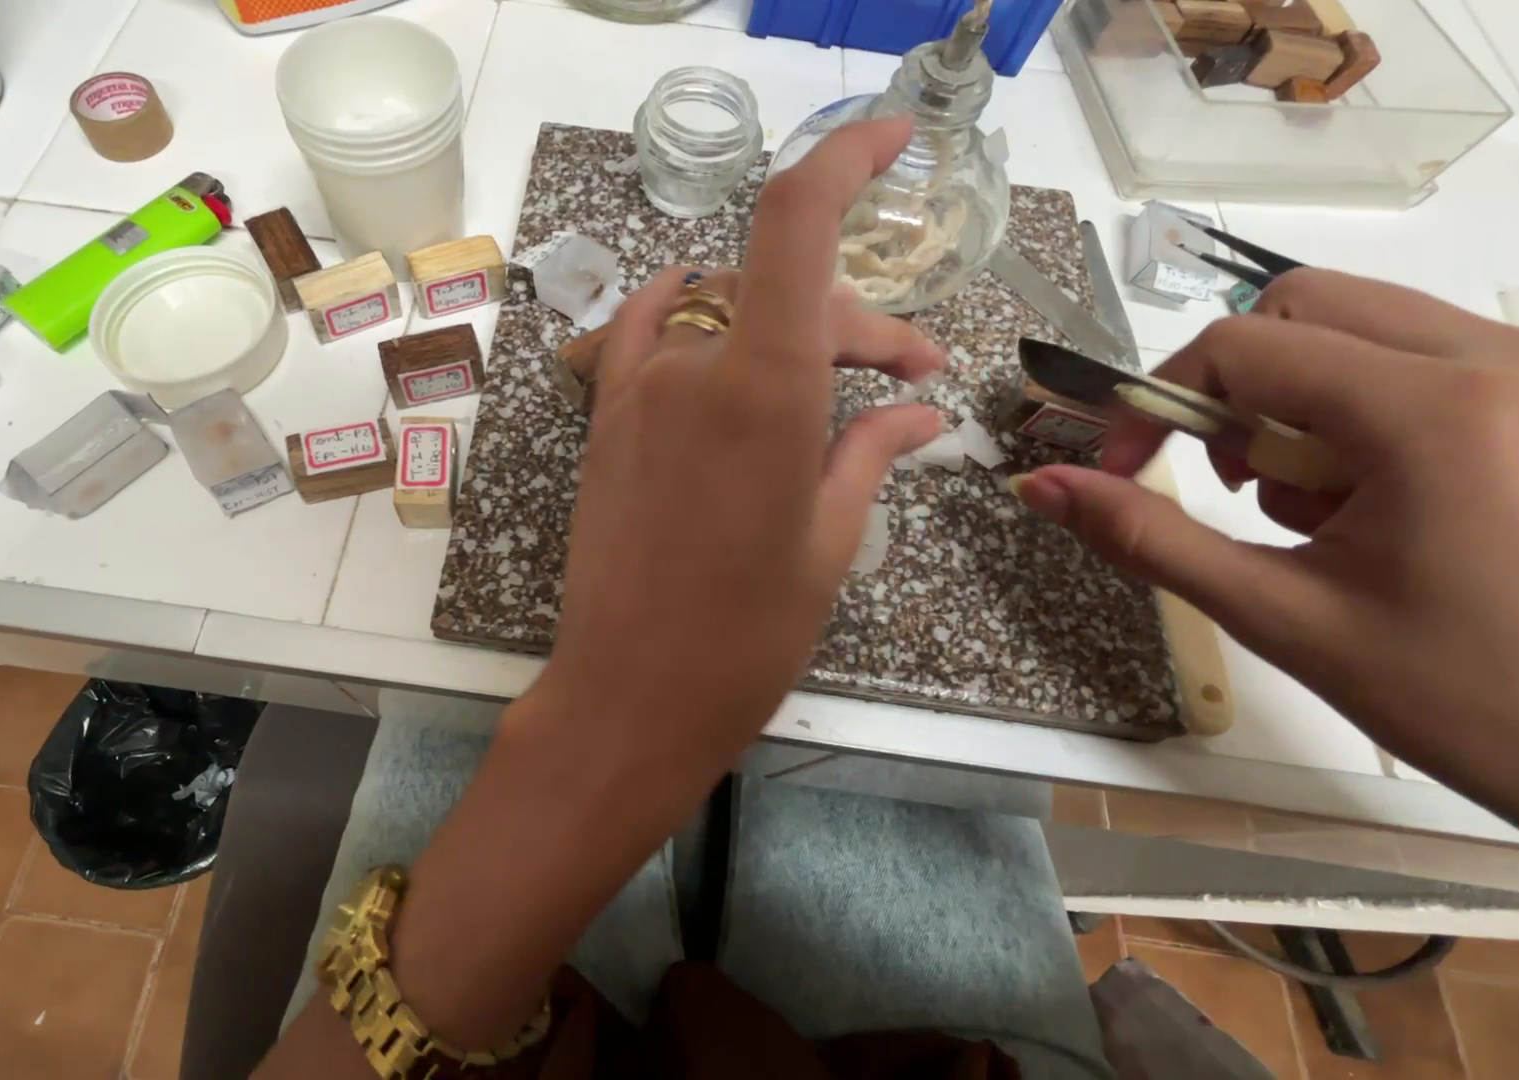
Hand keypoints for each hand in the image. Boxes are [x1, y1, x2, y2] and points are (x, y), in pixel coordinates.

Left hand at [519, 117, 945, 781]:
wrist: (627, 693)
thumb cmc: (743, 638)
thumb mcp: (828, 542)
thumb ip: (869, 452)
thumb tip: (916, 409)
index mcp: (761, 392)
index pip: (795, 223)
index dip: (846, 158)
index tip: (898, 141)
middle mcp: (687, 368)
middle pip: (779, 284)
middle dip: (853, 321)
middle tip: (905, 379)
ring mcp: (632, 389)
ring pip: (718, 306)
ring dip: (779, 324)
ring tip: (820, 378)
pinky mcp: (602, 419)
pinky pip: (646, 330)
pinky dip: (694, 320)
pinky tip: (726, 350)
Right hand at [1012, 268, 1518, 827]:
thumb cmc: (1474, 698)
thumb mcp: (1281, 615)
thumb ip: (1144, 537)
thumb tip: (1035, 485)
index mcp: (1441, 413)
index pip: (1240, 346)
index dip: (1154, 402)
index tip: (1126, 470)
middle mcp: (1513, 362)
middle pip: (1304, 310)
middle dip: (1233, 390)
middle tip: (1232, 480)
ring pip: (1365, 332)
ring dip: (1298, 407)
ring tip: (1323, 512)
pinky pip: (1426, 364)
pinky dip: (1363, 417)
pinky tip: (1388, 506)